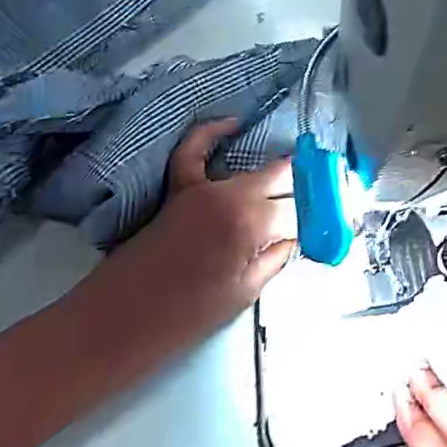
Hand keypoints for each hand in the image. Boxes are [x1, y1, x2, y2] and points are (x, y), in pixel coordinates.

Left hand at [89, 119, 296, 339]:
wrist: (118, 321)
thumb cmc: (183, 319)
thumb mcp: (244, 294)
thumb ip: (275, 258)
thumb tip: (294, 237)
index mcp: (251, 227)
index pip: (299, 211)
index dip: (316, 218)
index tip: (328, 222)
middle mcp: (231, 197)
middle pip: (282, 178)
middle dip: (305, 187)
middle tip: (318, 201)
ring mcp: (202, 188)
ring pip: (252, 168)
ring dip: (277, 172)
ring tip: (296, 179)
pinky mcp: (178, 187)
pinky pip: (196, 149)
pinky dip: (214, 132)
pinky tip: (233, 124)